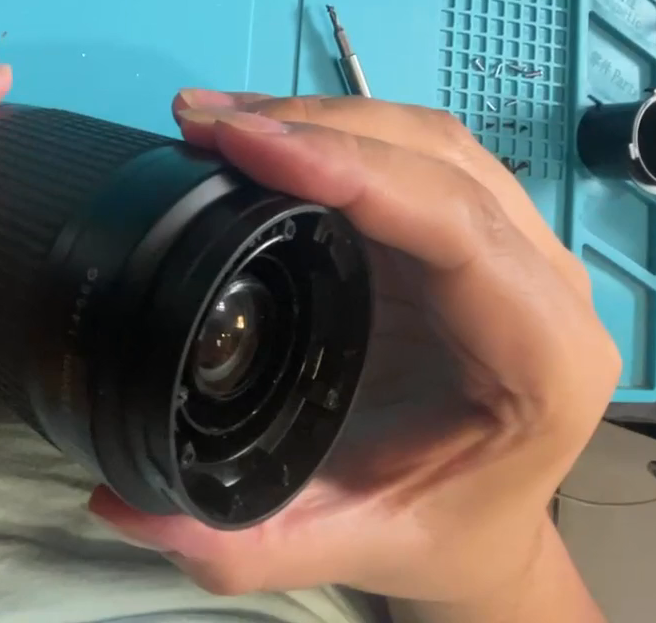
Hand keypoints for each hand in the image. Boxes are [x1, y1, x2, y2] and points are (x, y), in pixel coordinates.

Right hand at [88, 91, 618, 614]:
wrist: (491, 527)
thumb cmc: (440, 531)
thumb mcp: (348, 543)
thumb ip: (238, 540)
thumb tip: (114, 497)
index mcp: (540, 354)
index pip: (452, 223)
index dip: (347, 167)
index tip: (241, 144)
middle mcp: (542, 280)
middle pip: (434, 154)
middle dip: (313, 124)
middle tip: (203, 125)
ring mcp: (511, 240)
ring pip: (421, 135)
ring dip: (316, 112)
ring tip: (215, 118)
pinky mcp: (466, 224)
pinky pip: (405, 149)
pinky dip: (329, 126)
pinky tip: (259, 129)